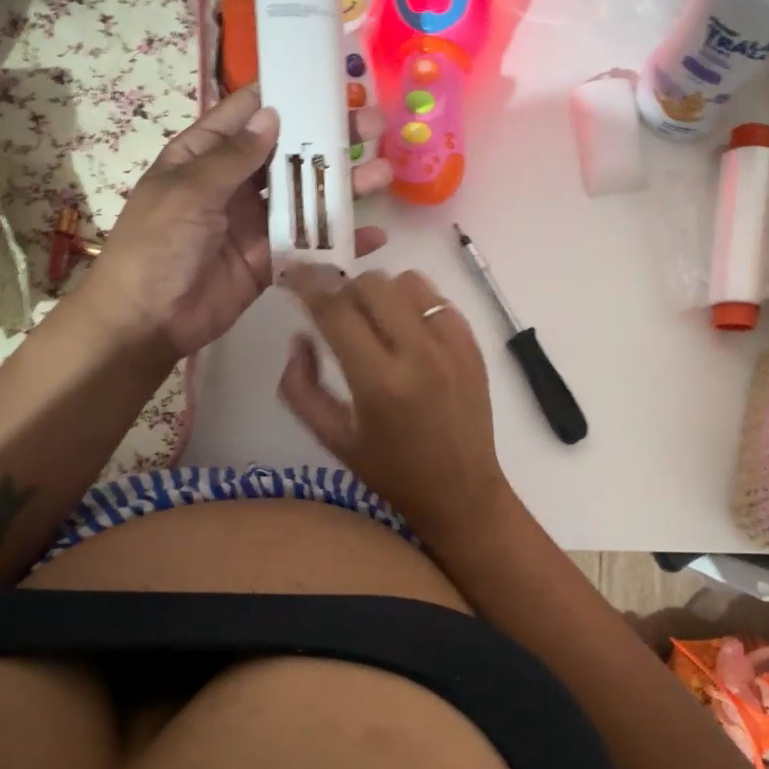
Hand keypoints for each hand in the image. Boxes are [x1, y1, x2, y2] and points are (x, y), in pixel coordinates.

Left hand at [78, 85, 393, 359]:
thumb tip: (272, 116)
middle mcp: (235, 184)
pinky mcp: (272, 260)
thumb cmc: (156, 245)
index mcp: (204, 156)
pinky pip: (309, 245)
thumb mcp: (189, 191)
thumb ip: (234, 157)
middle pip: (287, 154)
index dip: (285, 97)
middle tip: (370, 125)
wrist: (149, 319)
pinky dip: (339, 241)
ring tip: (383, 173)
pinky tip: (373, 234)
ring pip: (305, 197)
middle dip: (327, 139)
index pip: (247, 115)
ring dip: (342, 186)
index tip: (326, 82)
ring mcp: (256, 223)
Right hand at [279, 270, 515, 541]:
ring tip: (375, 320)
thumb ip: (301, 387)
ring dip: (382, 293)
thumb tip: (300, 337)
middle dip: (344, 289)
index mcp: (379, 382)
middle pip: (371, 284)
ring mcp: (452, 346)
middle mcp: (419, 354)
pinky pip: (439, 300)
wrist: (462, 492)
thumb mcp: (333, 439)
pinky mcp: (473, 346)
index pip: (335, 309)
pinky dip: (416, 304)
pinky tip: (408, 330)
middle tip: (336, 310)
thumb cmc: (392, 473)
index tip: (294, 277)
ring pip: (408, 282)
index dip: (308, 285)